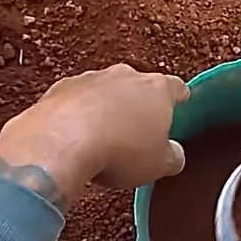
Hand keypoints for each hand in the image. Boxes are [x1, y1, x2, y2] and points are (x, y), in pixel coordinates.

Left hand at [0, 64, 188, 207]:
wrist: (61, 144)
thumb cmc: (119, 150)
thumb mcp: (159, 164)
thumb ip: (172, 156)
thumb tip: (174, 155)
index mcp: (156, 89)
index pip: (175, 87)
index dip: (179, 96)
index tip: (181, 99)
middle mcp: (124, 76)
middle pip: (138, 86)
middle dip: (139, 104)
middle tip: (139, 131)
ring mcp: (90, 80)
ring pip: (104, 91)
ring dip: (106, 109)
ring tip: (104, 139)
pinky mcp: (59, 90)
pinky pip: (75, 102)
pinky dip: (77, 116)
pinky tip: (75, 139)